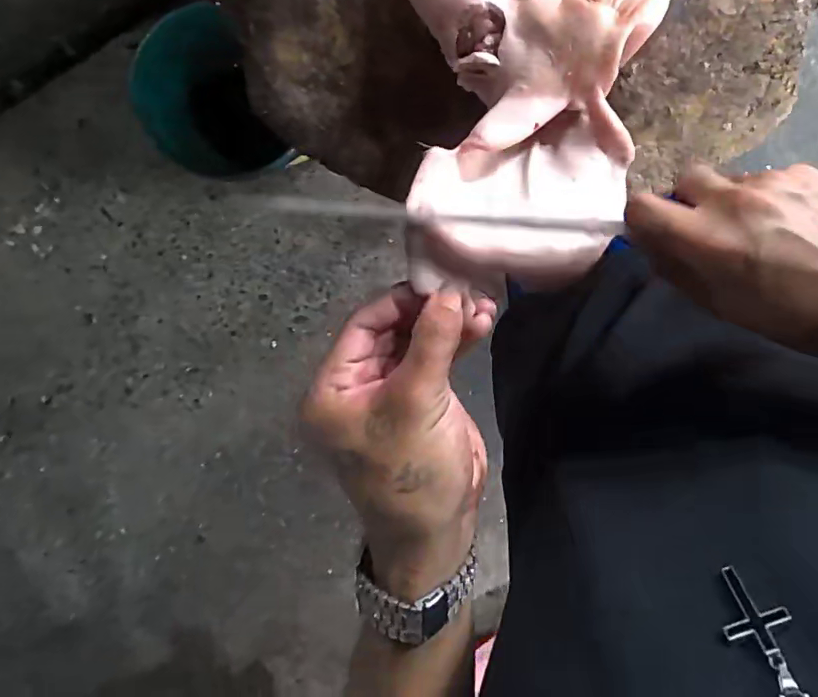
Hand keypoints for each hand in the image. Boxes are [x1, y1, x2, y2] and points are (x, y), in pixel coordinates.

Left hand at [301, 286, 496, 596]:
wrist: (440, 534)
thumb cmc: (412, 472)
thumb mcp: (416, 403)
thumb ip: (431, 342)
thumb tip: (449, 292)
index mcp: (335, 386)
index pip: (364, 325)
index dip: (400, 301)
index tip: (438, 284)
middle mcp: (358, 383)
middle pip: (393, 329)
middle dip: (430, 310)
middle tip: (468, 292)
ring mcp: (393, 389)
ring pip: (418, 340)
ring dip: (449, 323)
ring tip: (483, 307)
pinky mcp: (423, 396)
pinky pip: (436, 357)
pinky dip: (457, 340)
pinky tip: (481, 324)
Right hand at [624, 163, 817, 364]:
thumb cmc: (804, 318)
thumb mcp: (730, 308)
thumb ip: (681, 272)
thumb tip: (653, 246)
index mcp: (707, 237)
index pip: (642, 205)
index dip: (644, 219)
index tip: (661, 233)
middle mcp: (732, 198)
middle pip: (686, 180)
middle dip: (692, 202)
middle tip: (719, 230)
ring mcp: (773, 179)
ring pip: (734, 181)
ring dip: (739, 202)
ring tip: (777, 232)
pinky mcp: (807, 171)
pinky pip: (775, 180)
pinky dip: (778, 199)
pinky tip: (808, 224)